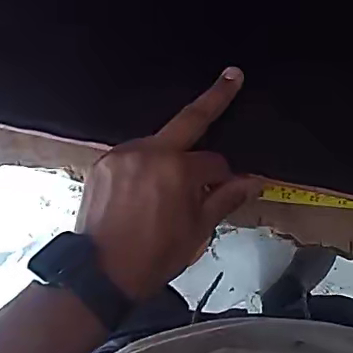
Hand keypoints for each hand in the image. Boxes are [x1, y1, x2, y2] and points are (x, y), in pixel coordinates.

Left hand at [75, 67, 262, 298]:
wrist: (98, 276)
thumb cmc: (151, 256)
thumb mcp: (198, 229)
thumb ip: (226, 197)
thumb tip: (254, 181)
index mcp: (176, 170)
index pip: (215, 162)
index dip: (224, 178)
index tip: (226, 190)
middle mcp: (147, 154)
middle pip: (188, 121)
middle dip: (214, 97)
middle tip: (231, 76)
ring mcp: (121, 156)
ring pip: (160, 144)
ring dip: (172, 156)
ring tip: (170, 188)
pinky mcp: (103, 164)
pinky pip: (136, 155)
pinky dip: (148, 165)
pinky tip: (148, 189)